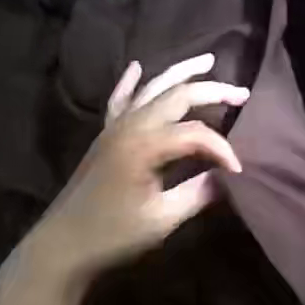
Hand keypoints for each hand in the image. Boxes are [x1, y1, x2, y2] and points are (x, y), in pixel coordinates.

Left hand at [22, 54, 247, 289]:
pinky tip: (137, 66)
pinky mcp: (105, 133)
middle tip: (243, 94)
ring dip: (181, 72)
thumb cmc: (113, 235)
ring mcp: (115, 125)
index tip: (240, 172)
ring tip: (207, 59)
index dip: (223, 149)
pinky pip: (120, 99)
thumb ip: (198, 193)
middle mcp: (131, 124)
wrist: (62, 245)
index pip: (196, 133)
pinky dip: (130, 81)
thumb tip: (229, 177)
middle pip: (178, 96)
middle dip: (213, 91)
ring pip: (152, 87)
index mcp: (145, 145)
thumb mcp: (162, 219)